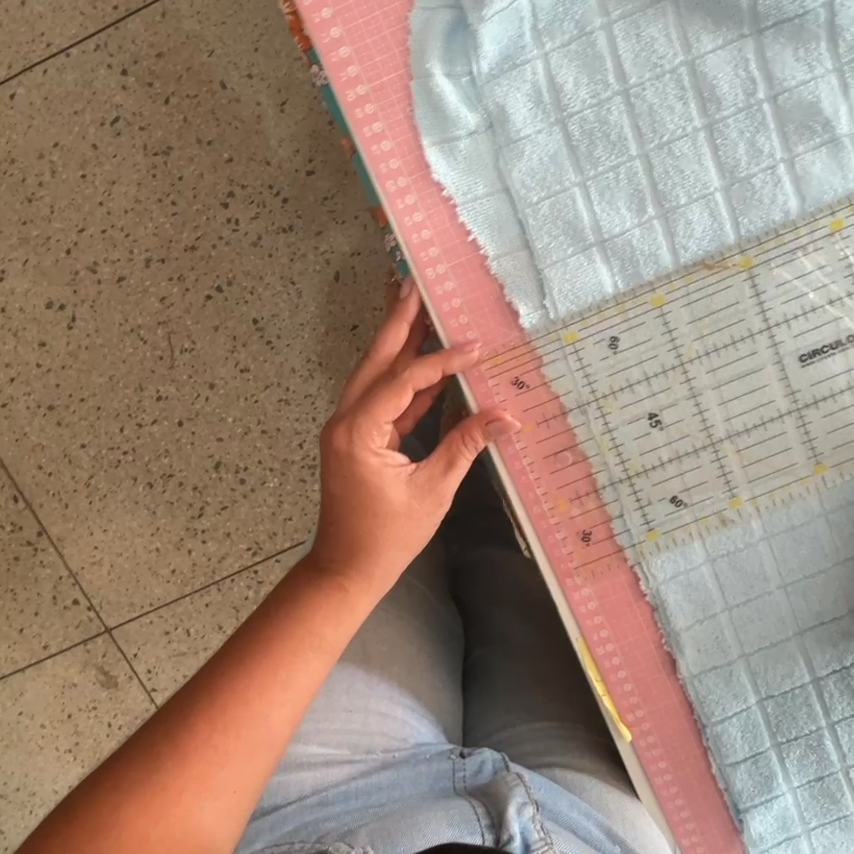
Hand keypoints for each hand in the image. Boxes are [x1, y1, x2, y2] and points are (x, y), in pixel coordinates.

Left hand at [308, 277, 518, 600]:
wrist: (345, 569)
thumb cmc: (387, 538)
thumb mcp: (432, 491)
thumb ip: (465, 445)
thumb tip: (507, 416)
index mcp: (359, 431)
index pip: (404, 381)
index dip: (441, 361)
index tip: (475, 346)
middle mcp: (346, 419)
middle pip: (377, 359)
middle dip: (398, 320)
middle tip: (415, 283)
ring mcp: (348, 426)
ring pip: (377, 373)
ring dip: (399, 341)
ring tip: (420, 306)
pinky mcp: (358, 436)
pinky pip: (383, 397)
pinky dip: (405, 378)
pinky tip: (428, 360)